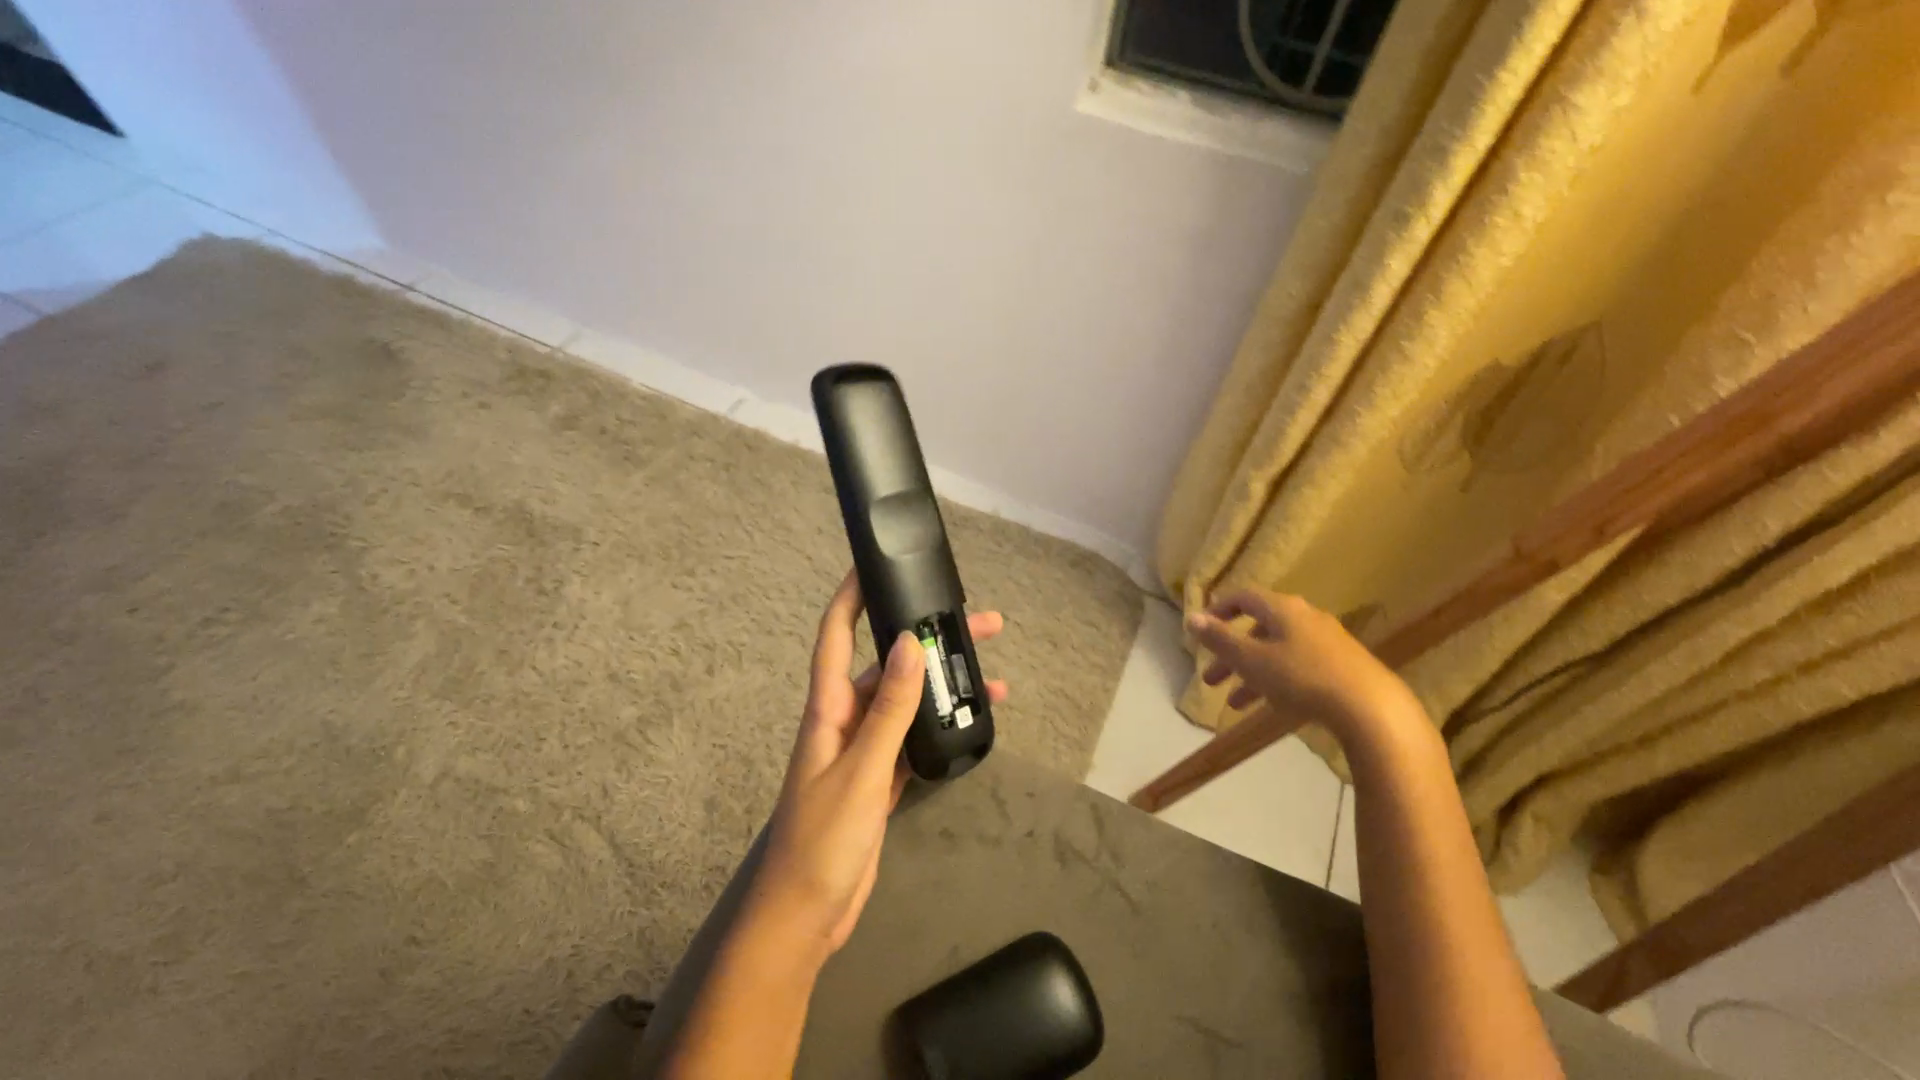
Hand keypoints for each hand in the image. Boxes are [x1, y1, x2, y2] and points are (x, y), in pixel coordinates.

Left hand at [753, 571, 1007, 956]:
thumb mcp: (860, 770)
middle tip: (983, 623)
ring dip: (943, 686)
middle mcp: (844, 721)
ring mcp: (862, 752)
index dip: (851, 596)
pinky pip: (913, 740)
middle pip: (888, 665)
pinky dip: (940, 727)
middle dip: (928, 639)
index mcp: (828, 710)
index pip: (837, 636)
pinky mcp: (878, 781)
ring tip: (994, 676)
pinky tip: (971, 723)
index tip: (876, 563)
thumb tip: (909, 643)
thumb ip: (888, 709)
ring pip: (907, 702)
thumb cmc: (822, 839)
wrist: (806, 913)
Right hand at [1186, 588, 1423, 747]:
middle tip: (1210, 678)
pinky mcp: (1341, 666)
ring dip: (1251, 674)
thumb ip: (1220, 639)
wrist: (1370, 706)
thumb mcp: (1252, 660)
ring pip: (1277, 652)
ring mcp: (1326, 642)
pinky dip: (1277, 681)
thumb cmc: (1302, 677)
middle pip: (1259, 629)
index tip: (1201, 630)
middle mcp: (1305, 618)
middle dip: (1231, 654)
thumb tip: (1191, 617)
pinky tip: (1270, 707)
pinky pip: (1298, 667)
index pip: (1244, 597)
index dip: (1219, 611)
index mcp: (1282, 609)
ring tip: (1234, 703)